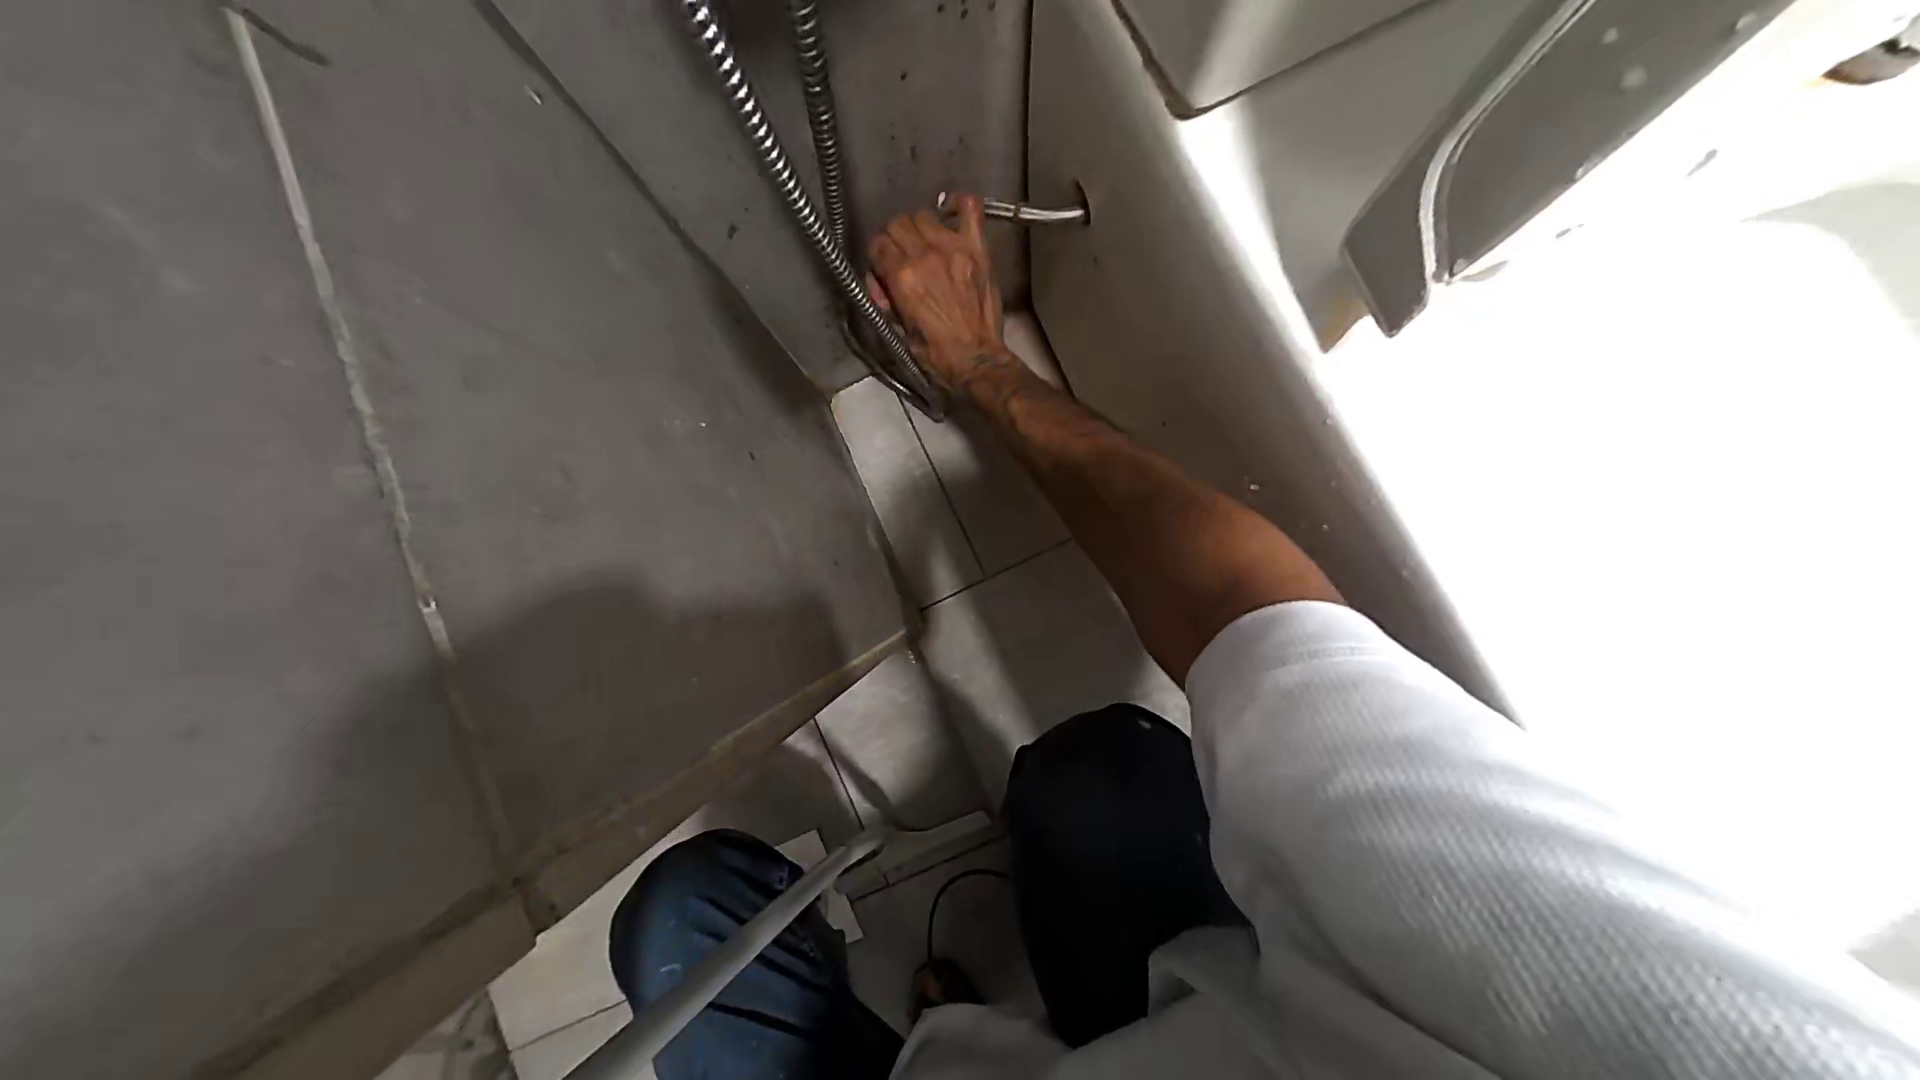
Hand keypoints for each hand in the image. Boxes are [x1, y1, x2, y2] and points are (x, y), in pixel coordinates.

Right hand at [866, 194, 1011, 390]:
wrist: (977, 361)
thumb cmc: (938, 355)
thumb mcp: (899, 333)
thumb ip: (885, 301)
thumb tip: (878, 282)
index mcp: (903, 278)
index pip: (877, 245)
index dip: (878, 257)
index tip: (883, 268)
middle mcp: (926, 256)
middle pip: (898, 224)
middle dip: (895, 240)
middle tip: (903, 258)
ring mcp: (954, 249)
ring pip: (924, 215)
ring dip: (920, 228)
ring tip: (925, 245)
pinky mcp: (977, 250)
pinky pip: (969, 208)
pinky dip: (958, 204)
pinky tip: (950, 213)